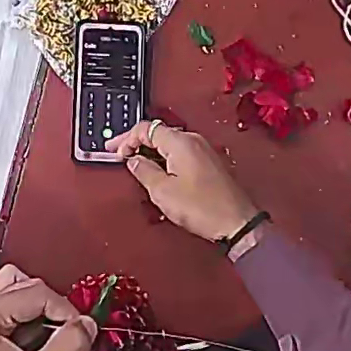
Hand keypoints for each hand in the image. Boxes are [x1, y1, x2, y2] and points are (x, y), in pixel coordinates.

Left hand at [0, 265, 97, 350]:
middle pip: (25, 285)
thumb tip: (88, 324)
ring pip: (18, 297)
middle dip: (53, 307)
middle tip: (69, 334)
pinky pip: (12, 318)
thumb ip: (70, 345)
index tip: (83, 333)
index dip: (66, 311)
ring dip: (41, 314)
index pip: (37, 292)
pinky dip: (30, 326)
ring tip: (52, 342)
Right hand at [107, 121, 260, 244]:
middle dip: (136, 142)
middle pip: (158, 132)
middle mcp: (193, 140)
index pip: (146, 128)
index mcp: (180, 142)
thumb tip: (134, 160)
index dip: (126, 138)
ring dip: (150, 150)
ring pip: (169, 142)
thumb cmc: (202, 207)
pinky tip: (157, 169)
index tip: (114, 151)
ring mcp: (202, 149)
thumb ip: (144, 171)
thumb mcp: (162, 191)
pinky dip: (164, 156)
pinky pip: (180, 151)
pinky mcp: (208, 161)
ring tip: (135, 163)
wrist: (236, 221)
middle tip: (119, 153)